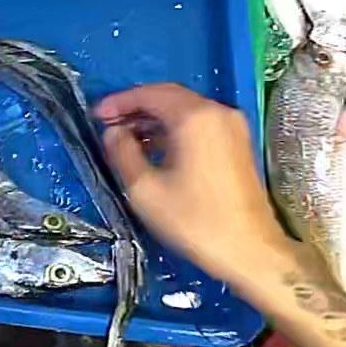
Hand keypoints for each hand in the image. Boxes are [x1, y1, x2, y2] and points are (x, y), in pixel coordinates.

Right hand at [95, 84, 299, 292]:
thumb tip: (113, 132)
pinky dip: (171, 127)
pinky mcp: (237, 142)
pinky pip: (197, 122)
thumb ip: (121, 151)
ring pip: (183, 108)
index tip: (95, 115)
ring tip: (124, 136)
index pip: (149, 94)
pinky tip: (152, 147)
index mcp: (194, 118)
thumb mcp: (144, 188)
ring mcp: (231, 126)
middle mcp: (216, 112)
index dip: (118, 102)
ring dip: (152, 117)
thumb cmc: (193, 219)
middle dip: (134, 106)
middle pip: (168, 96)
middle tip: (107, 122)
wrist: (250, 252)